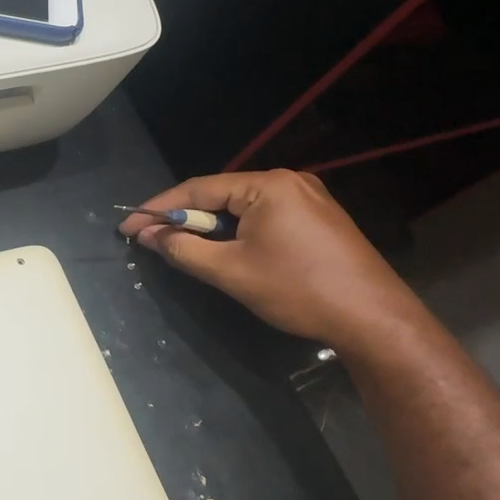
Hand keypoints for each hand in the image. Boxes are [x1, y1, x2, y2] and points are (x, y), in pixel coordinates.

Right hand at [118, 170, 430, 352]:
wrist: (372, 318)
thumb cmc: (297, 290)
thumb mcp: (230, 272)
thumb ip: (183, 249)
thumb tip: (148, 236)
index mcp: (268, 186)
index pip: (198, 189)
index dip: (158, 209)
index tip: (127, 227)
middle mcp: (288, 182)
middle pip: (219, 195)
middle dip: (183, 218)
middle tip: (150, 239)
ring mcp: (307, 199)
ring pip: (241, 208)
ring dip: (209, 227)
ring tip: (181, 248)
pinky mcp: (316, 219)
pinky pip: (262, 217)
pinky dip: (236, 232)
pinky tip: (222, 251)